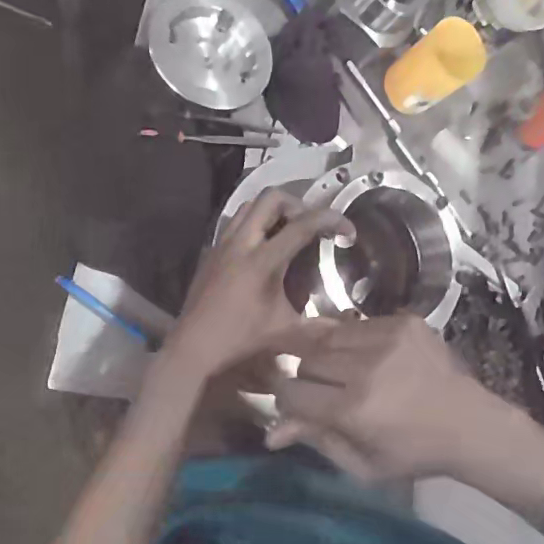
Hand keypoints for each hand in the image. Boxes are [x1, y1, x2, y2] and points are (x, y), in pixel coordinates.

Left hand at [163, 188, 353, 379]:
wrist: (193, 345)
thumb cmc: (239, 338)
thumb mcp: (284, 332)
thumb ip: (319, 327)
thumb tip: (350, 325)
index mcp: (262, 261)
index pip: (302, 225)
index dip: (331, 220)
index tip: (348, 230)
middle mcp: (241, 243)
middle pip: (272, 198)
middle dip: (299, 204)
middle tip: (311, 225)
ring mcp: (223, 243)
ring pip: (250, 205)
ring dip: (274, 210)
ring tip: (289, 230)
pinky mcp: (212, 250)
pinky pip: (236, 221)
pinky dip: (255, 222)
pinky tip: (263, 246)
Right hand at [268, 315, 533, 481]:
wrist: (470, 424)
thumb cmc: (412, 453)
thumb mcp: (362, 464)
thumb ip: (316, 441)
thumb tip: (271, 433)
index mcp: (354, 408)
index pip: (291, 391)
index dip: (288, 399)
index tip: (298, 406)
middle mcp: (366, 367)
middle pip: (307, 360)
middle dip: (309, 378)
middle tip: (328, 393)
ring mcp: (387, 338)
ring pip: (328, 336)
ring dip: (329, 355)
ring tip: (348, 373)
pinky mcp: (404, 321)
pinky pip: (357, 324)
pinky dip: (354, 341)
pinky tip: (372, 358)